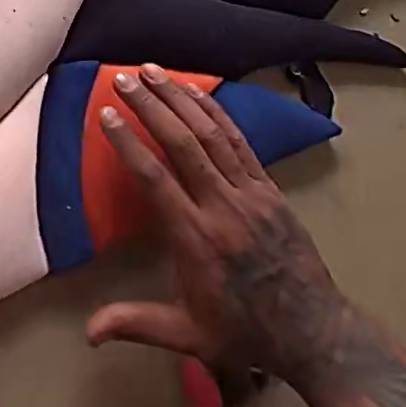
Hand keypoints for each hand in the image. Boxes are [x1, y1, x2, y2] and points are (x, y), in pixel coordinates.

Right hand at [85, 63, 346, 388]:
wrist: (318, 333)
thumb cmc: (246, 333)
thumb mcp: (188, 335)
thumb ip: (136, 324)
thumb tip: (88, 333)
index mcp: (197, 238)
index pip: (155, 178)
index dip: (128, 142)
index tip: (106, 114)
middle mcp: (223, 207)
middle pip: (182, 143)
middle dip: (150, 105)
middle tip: (123, 78)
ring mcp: (251, 194)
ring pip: (211, 134)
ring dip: (179, 98)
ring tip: (152, 70)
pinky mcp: (269, 190)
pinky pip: (239, 142)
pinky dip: (215, 112)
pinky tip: (195, 91)